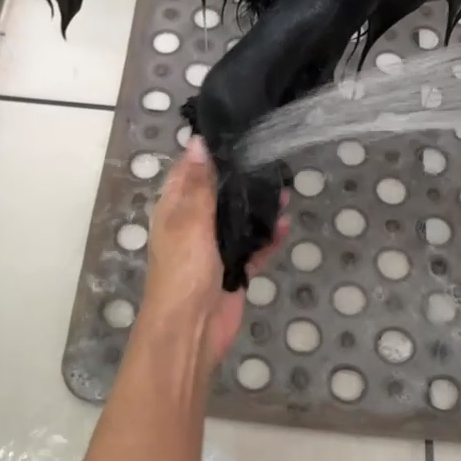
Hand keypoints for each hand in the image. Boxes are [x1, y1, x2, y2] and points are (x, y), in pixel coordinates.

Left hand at [140, 138, 287, 371]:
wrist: (191, 330)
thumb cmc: (184, 271)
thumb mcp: (190, 221)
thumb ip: (199, 184)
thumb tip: (198, 142)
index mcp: (174, 210)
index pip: (190, 171)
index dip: (209, 152)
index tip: (236, 131)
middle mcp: (193, 225)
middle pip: (219, 194)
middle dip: (242, 179)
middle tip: (272, 159)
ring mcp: (214, 248)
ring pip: (239, 220)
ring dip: (260, 207)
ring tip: (286, 190)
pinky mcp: (233, 270)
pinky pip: (254, 248)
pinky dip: (269, 238)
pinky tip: (286, 225)